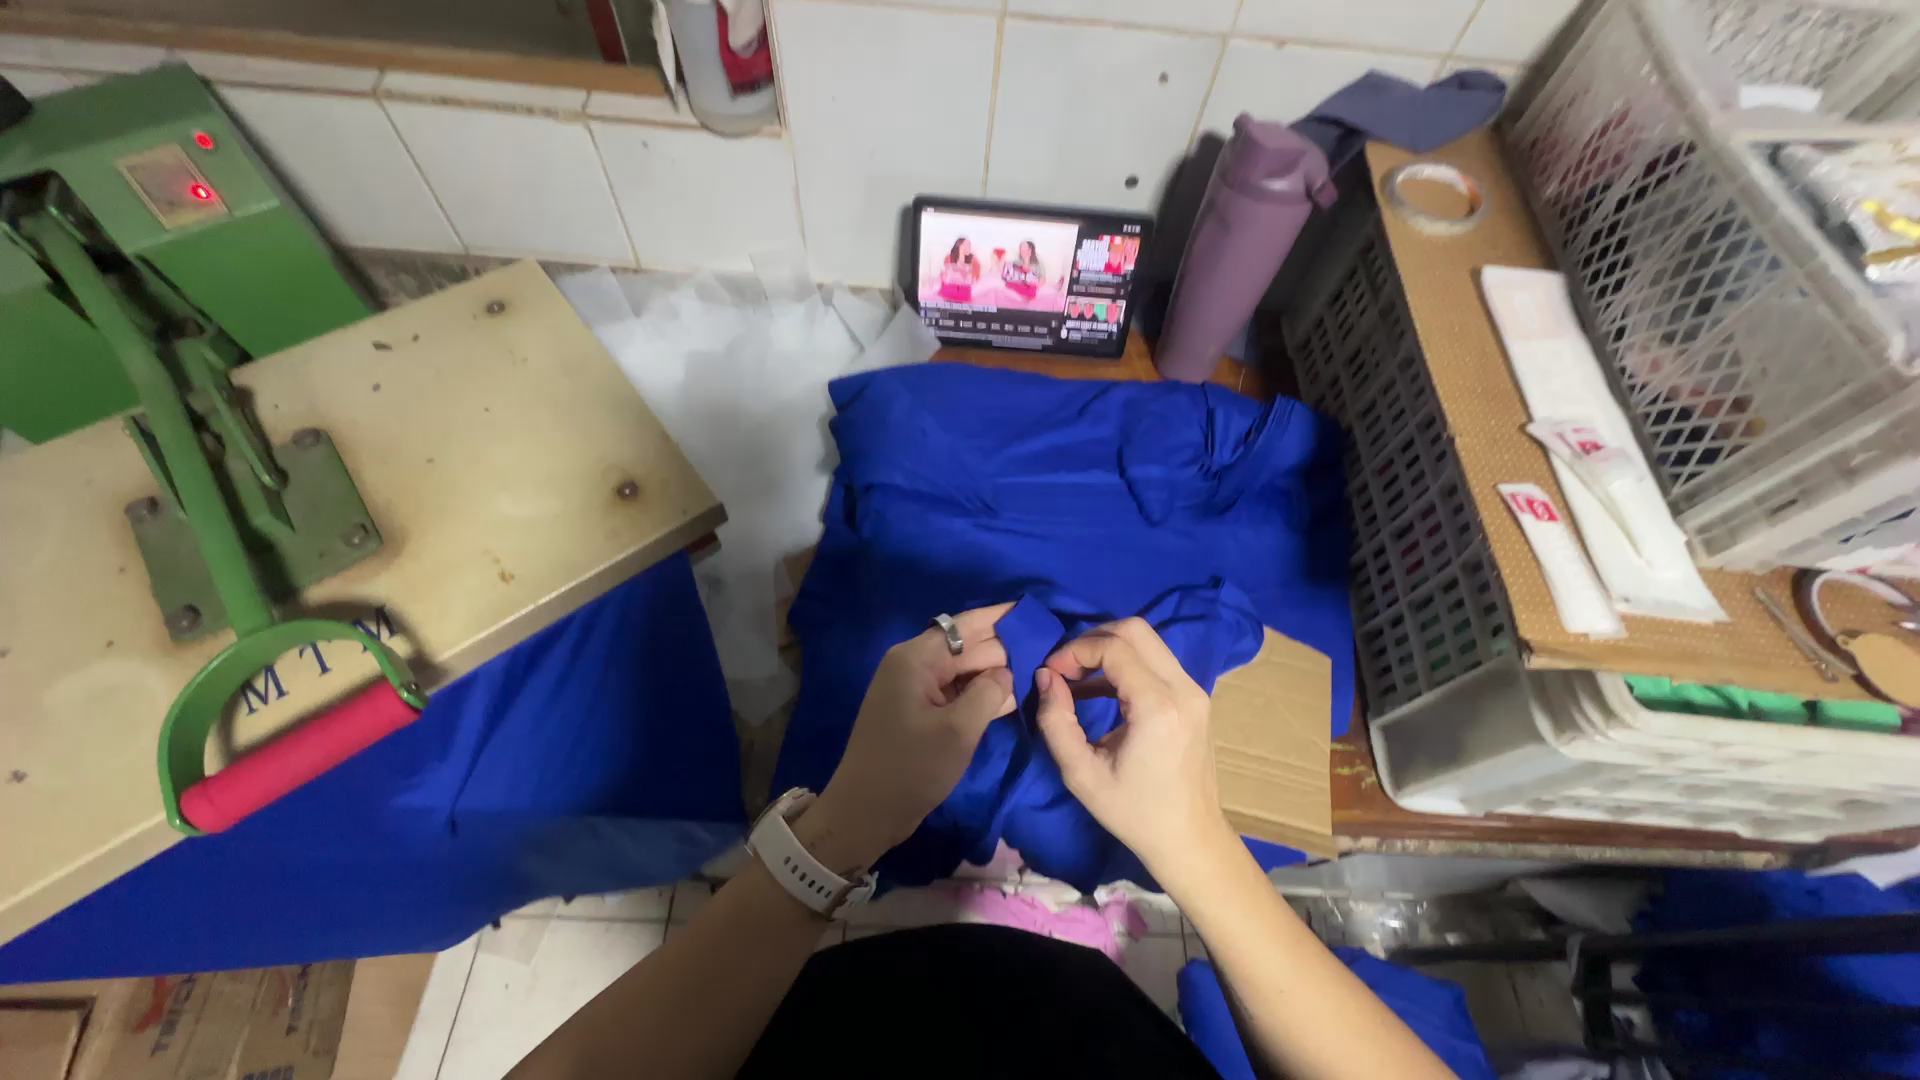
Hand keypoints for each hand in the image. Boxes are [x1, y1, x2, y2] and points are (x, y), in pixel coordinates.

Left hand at [798, 604, 1016, 872]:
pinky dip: (979, 694)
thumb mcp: (958, 730)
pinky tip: (1011, 698)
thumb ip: (989, 693)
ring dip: (995, 673)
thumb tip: (1006, 672)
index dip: (1000, 618)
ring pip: (963, 671)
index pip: (965, 626)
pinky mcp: (919, 712)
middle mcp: (913, 664)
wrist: (866, 813)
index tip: (1034, 612)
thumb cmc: (911, 767)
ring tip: (1038, 670)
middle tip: (1047, 651)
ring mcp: (914, 689)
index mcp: (915, 658)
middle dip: (1003, 649)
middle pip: (967, 647)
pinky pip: (955, 692)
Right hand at [1034, 618, 1234, 877]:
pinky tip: (1100, 689)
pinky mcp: (1195, 697)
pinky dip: (1125, 662)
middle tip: (1065, 668)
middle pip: (1135, 629)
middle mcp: (1183, 689)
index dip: (1075, 650)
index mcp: (1158, 707)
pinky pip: (1156, 660)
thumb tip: (1045, 676)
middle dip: (1092, 639)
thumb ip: (1056, 720)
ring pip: (1148, 640)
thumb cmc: (1134, 813)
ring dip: (1108, 649)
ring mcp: (1195, 691)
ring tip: (1077, 679)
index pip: (1114, 646)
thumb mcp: (1081, 774)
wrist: (1189, 839)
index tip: (1051, 672)